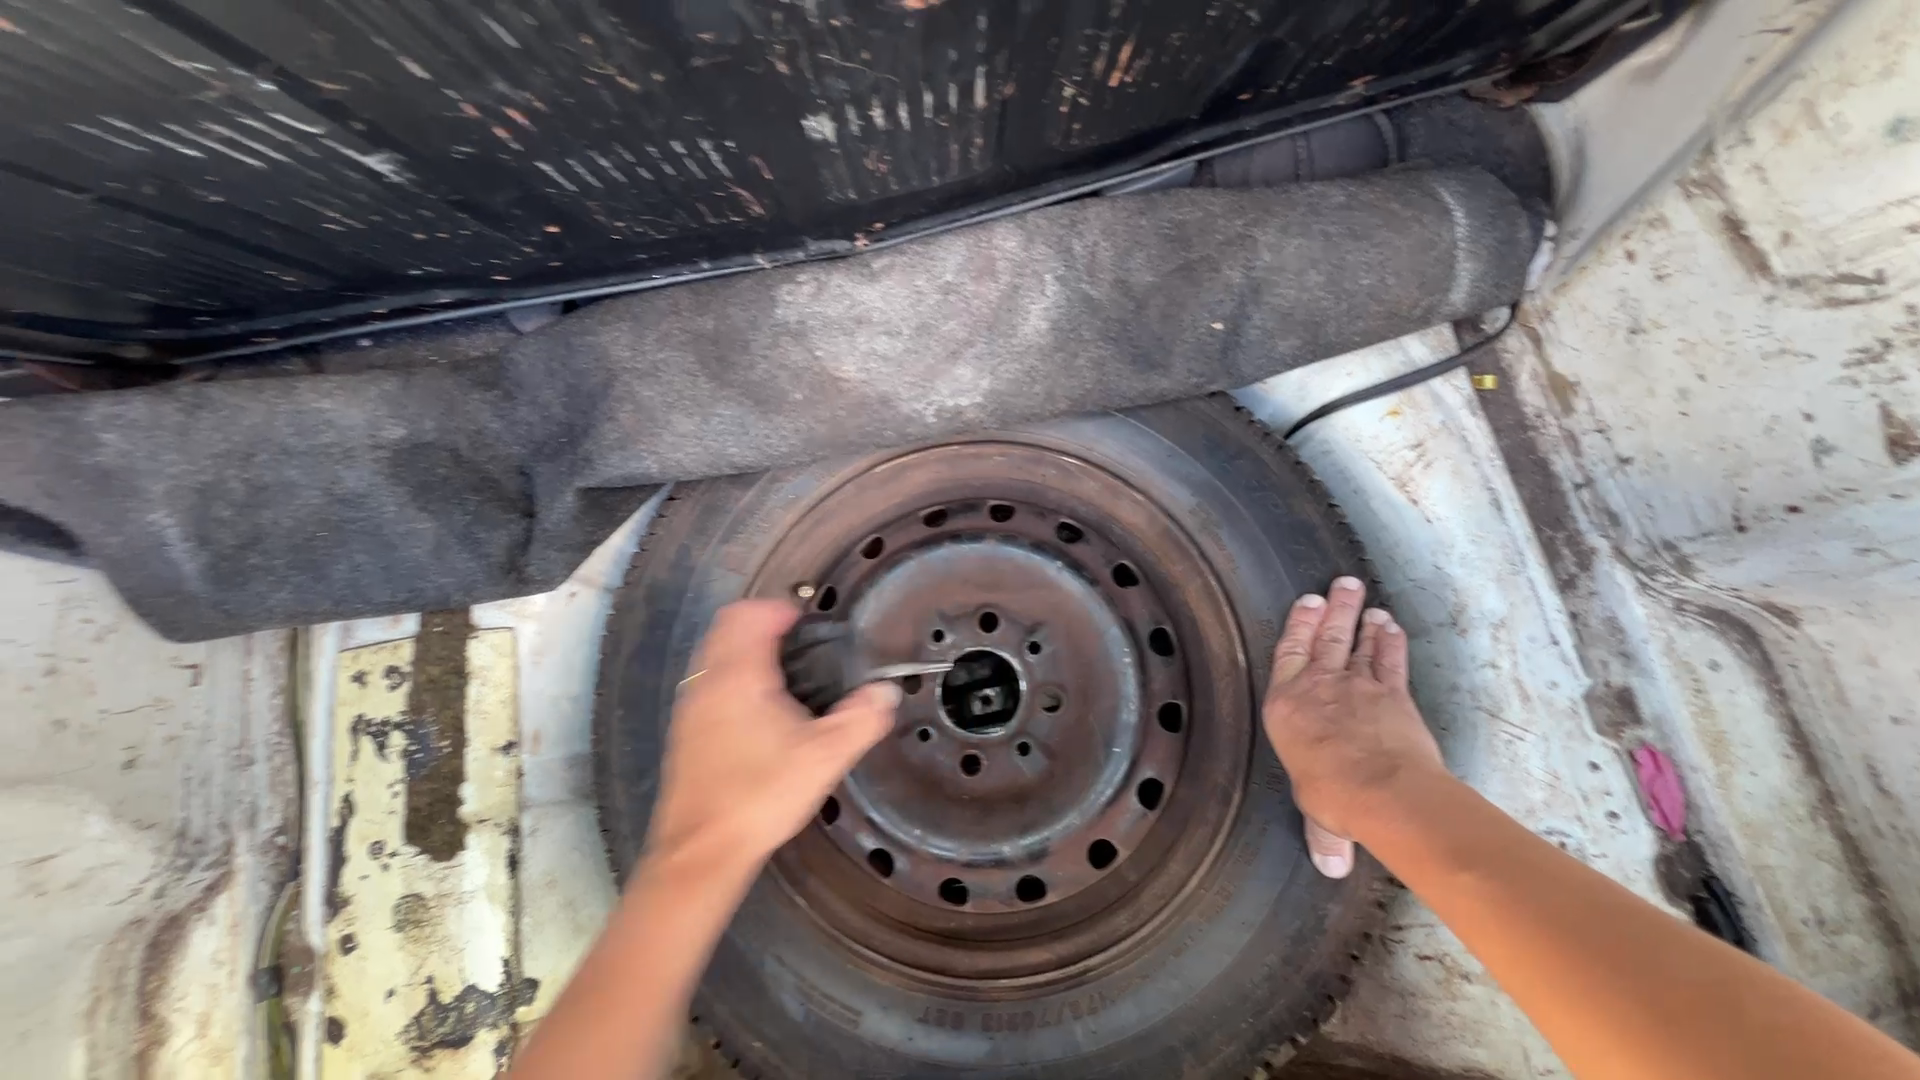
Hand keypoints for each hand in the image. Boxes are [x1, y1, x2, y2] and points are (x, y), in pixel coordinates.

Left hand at [643, 600, 899, 878]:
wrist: (702, 849)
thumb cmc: (760, 796)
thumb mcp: (824, 757)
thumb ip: (861, 719)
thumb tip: (886, 693)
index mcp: (739, 676)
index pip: (751, 615)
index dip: (781, 608)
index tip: (806, 621)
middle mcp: (707, 682)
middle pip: (727, 624)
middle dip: (761, 621)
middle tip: (796, 638)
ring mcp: (690, 706)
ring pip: (713, 652)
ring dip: (742, 647)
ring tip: (780, 669)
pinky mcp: (684, 731)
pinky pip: (706, 681)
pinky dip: (729, 674)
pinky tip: (755, 709)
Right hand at [1262, 576, 1444, 877]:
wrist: (1383, 790)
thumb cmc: (1333, 795)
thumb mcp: (1319, 813)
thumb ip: (1325, 834)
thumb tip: (1332, 868)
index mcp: (1286, 707)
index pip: (1289, 654)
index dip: (1298, 625)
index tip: (1306, 602)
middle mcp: (1318, 687)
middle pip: (1325, 637)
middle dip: (1332, 608)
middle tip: (1339, 584)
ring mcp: (1358, 686)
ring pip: (1356, 641)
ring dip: (1359, 617)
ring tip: (1361, 594)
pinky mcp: (1393, 694)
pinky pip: (1390, 660)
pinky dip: (1390, 641)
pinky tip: (1391, 626)